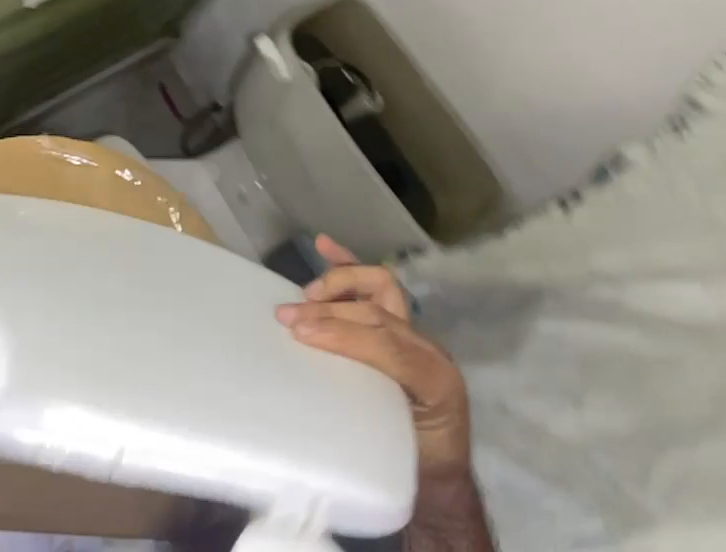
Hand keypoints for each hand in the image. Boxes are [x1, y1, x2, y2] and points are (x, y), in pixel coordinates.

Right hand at [276, 235, 471, 472]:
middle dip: (329, 311)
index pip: (386, 343)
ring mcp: (414, 337)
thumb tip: (310, 399)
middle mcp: (427, 350)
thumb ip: (365, 421)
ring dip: (341, 283)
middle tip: (287, 318)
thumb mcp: (393, 451)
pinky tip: (324, 245)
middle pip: (376, 312)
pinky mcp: (399, 330)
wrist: (438, 480)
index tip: (299, 333)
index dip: (341, 333)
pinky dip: (349, 265)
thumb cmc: (412, 467)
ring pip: (381, 288)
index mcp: (434, 380)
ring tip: (306, 294)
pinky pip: (376, 290)